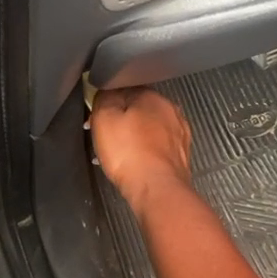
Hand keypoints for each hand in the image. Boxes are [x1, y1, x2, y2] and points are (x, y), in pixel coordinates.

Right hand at [90, 87, 192, 211]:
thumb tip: (106, 90)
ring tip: (116, 153)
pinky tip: (132, 163)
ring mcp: (179, 133)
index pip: (124, 89)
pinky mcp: (181, 154)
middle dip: (121, 120)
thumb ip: (104, 98)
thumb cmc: (128, 152)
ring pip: (148, 128)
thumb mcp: (104, 118)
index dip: (107, 102)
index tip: (95, 116)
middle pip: (138, 109)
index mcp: (152, 96)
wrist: (157, 188)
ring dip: (132, 136)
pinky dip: (143, 150)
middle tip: (103, 136)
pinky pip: (156, 146)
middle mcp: (170, 110)